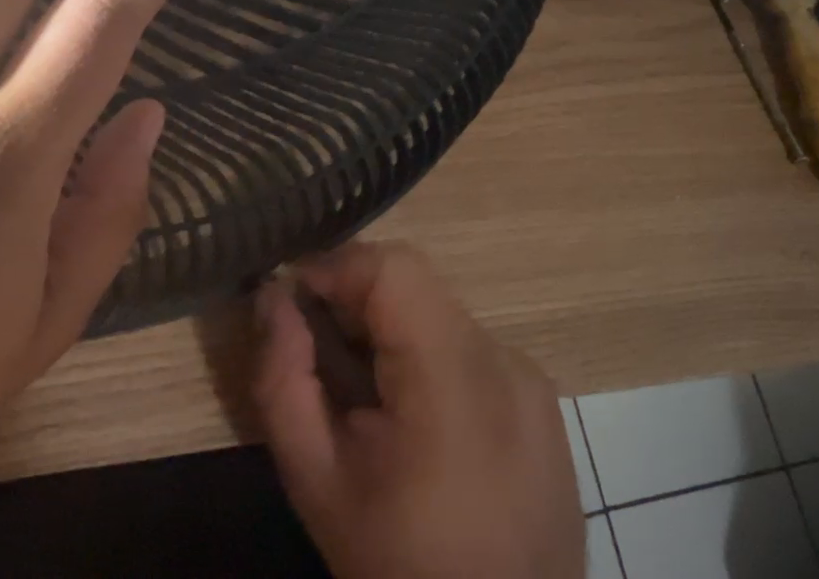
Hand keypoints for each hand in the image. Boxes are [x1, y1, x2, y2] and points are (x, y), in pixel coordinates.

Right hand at [254, 242, 581, 578]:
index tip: (295, 308)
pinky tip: (412, 423)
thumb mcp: (313, 475)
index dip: (335, 269)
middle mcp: (507, 364)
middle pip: (414, 289)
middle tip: (320, 364)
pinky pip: (469, 350)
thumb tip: (272, 295)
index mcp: (455, 382)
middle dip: (353, 306)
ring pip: (438, 315)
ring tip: (365, 401)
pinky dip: (425, 360)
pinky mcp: (546, 406)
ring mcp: (535, 385)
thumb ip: (282, 376)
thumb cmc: (397, 562)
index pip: (394, 268)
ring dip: (388, 335)